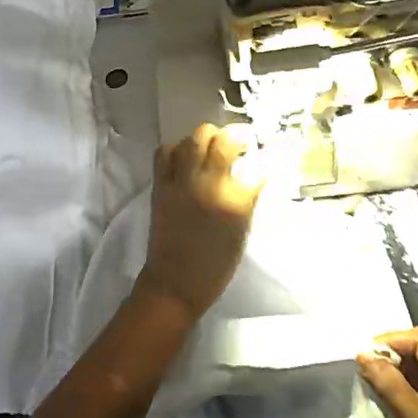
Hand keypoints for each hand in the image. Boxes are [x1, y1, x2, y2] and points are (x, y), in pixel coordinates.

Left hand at [134, 124, 260, 318]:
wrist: (175, 281)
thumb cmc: (215, 264)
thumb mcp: (242, 232)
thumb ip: (247, 199)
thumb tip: (252, 173)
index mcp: (235, 202)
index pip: (254, 166)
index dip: (257, 156)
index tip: (256, 153)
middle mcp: (209, 185)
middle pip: (222, 141)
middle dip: (232, 136)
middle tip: (235, 143)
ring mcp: (182, 182)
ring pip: (194, 139)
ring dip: (205, 138)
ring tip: (210, 146)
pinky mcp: (161, 185)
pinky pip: (165, 152)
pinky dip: (176, 148)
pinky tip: (184, 157)